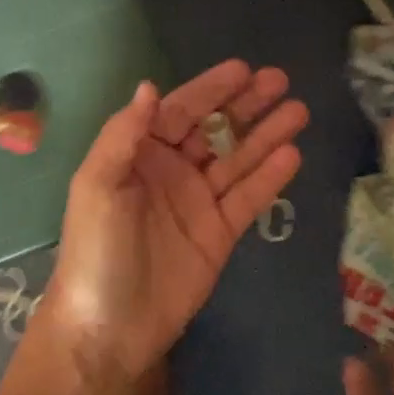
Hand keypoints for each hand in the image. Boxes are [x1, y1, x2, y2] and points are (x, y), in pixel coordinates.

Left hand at [40, 60, 307, 376]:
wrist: (109, 325)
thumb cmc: (96, 248)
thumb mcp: (98, 185)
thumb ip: (124, 135)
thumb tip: (149, 85)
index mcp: (138, 153)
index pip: (179, 111)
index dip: (210, 89)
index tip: (243, 69)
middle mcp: (170, 170)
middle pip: (214, 128)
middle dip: (245, 104)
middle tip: (280, 80)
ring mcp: (197, 202)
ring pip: (237, 159)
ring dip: (265, 135)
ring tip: (298, 110)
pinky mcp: (219, 234)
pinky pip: (248, 198)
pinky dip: (269, 177)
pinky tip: (292, 154)